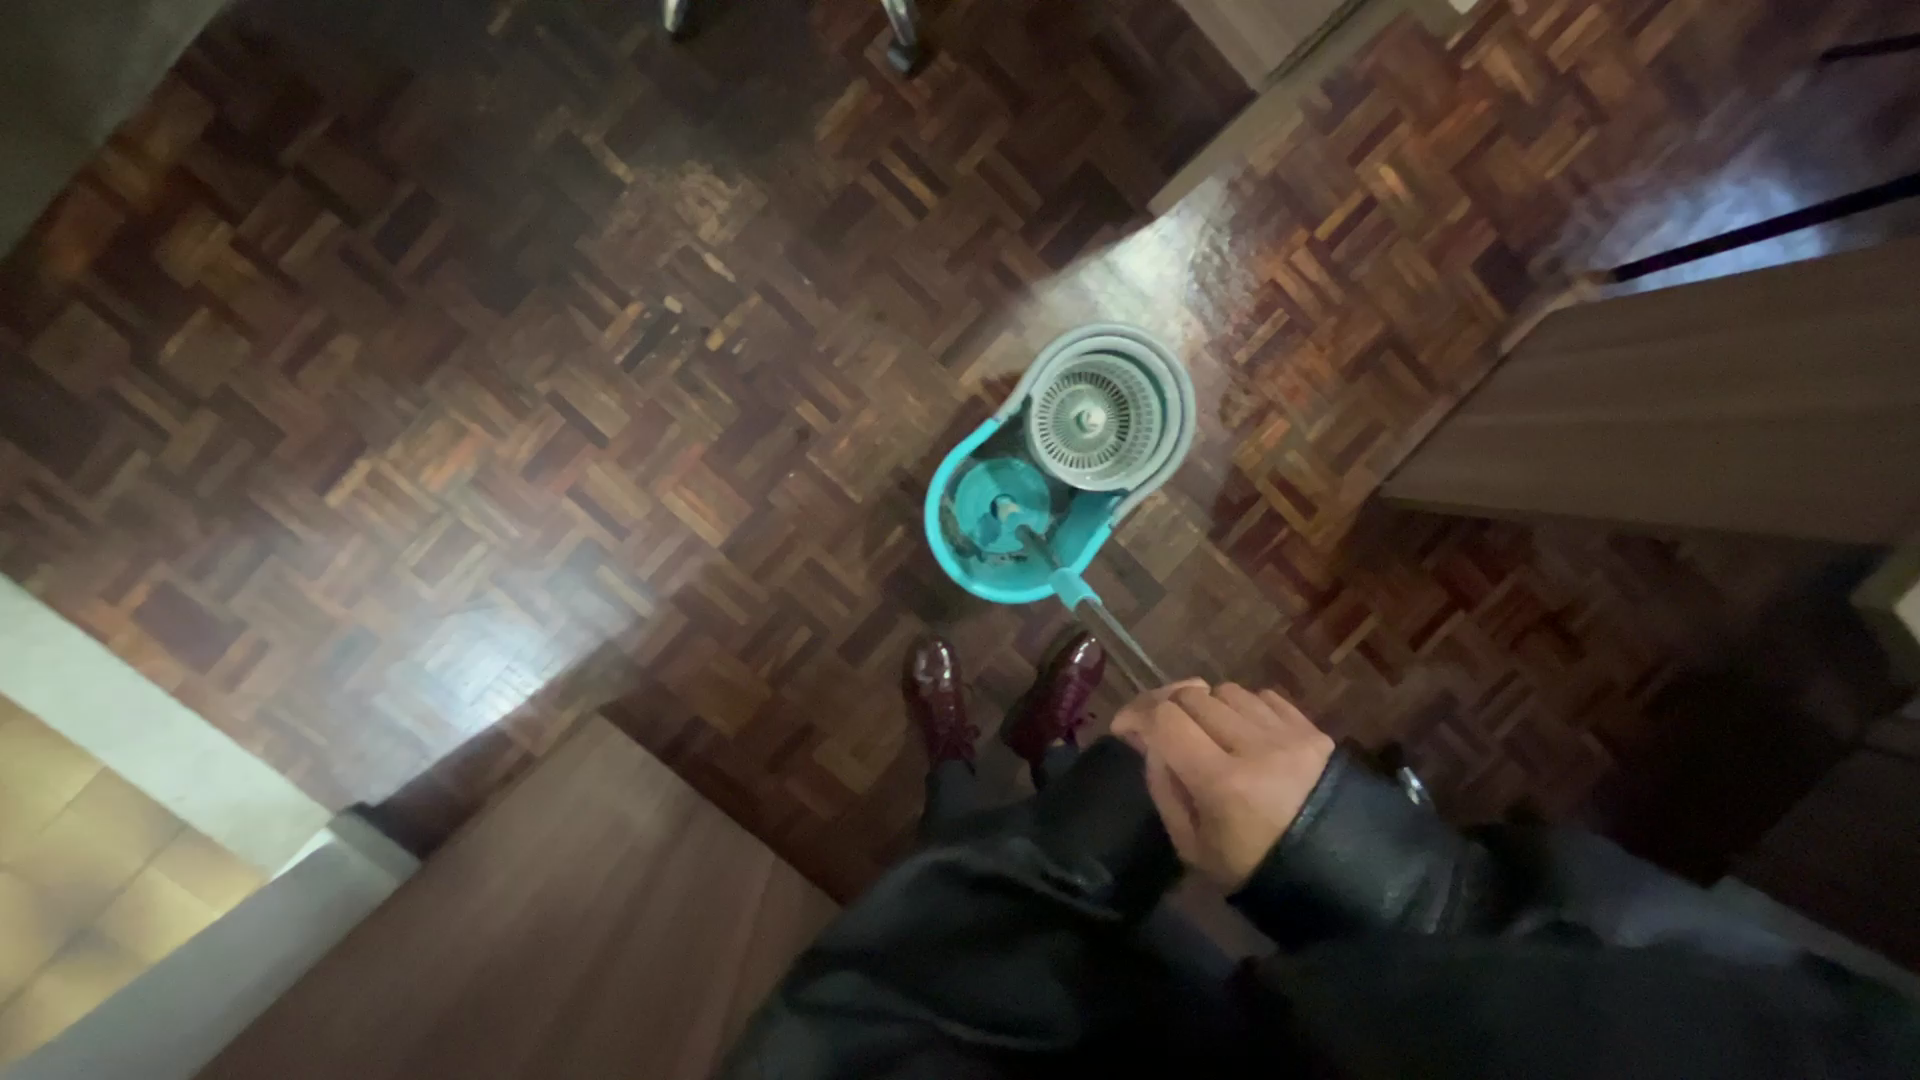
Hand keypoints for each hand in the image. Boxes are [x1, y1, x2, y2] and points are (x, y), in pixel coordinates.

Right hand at [1112, 682, 1334, 891]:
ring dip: (1208, 706)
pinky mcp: (1313, 731)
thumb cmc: (1254, 870)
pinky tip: (1243, 732)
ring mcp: (1288, 735)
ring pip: (1227, 690)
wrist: (1338, 880)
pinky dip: (1243, 708)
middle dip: (1168, 709)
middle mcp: (1256, 748)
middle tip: (1163, 730)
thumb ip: (1164, 787)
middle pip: (1192, 696)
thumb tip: (1148, 741)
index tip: (1125, 728)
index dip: (1136, 714)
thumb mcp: (1192, 846)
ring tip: (1208, 732)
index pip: (1166, 718)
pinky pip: (1263, 696)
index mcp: (1222, 783)